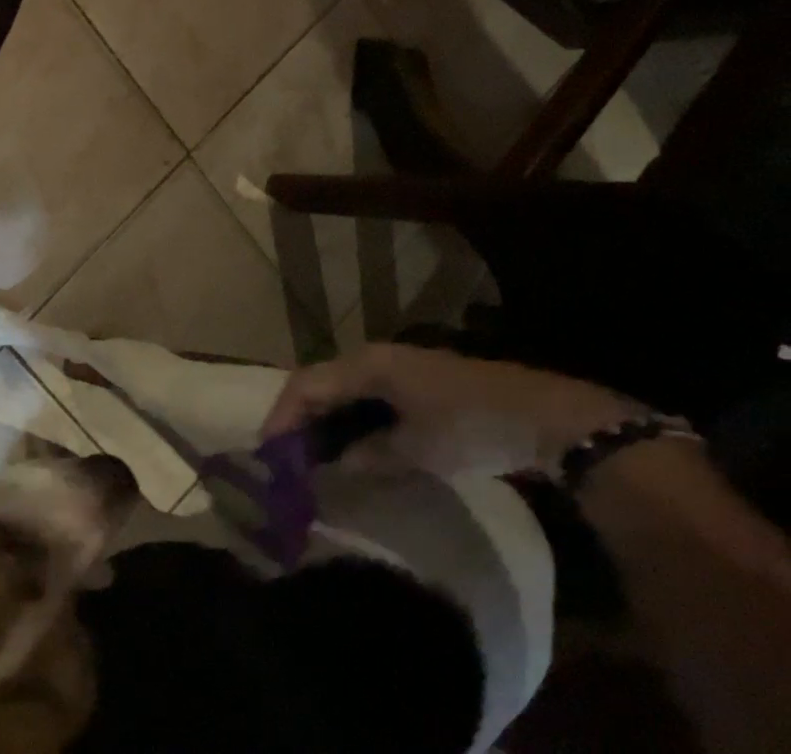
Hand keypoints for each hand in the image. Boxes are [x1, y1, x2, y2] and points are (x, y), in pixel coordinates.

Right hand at [262, 344, 640, 477]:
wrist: (558, 420)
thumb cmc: (474, 427)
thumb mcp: (414, 449)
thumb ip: (367, 455)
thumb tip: (334, 466)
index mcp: (366, 364)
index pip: (304, 387)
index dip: (281, 418)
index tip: (267, 453)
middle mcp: (376, 359)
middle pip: (321, 386)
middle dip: (300, 421)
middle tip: (285, 456)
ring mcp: (402, 369)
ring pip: (345, 393)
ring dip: (327, 423)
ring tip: (314, 456)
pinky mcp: (423, 385)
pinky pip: (371, 400)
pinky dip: (354, 422)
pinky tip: (355, 447)